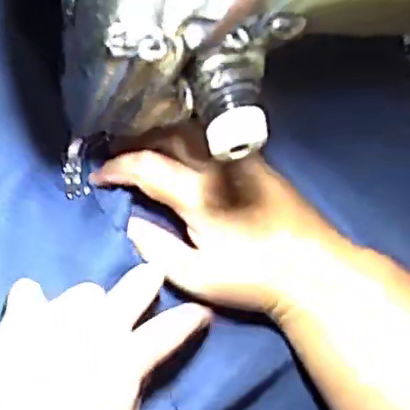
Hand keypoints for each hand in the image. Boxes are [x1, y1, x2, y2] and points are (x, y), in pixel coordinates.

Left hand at [0, 265, 210, 409]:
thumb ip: (130, 400)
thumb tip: (129, 380)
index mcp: (129, 358)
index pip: (171, 331)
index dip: (191, 319)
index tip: (202, 312)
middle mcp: (100, 326)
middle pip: (136, 286)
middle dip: (148, 280)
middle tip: (151, 278)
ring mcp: (59, 314)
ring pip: (86, 290)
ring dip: (89, 301)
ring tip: (81, 315)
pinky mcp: (20, 315)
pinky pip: (29, 291)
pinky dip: (31, 299)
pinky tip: (29, 309)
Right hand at [91, 129, 355, 323]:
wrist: (312, 271)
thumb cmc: (250, 278)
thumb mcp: (194, 275)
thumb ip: (157, 248)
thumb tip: (133, 224)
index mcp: (198, 192)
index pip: (147, 166)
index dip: (117, 167)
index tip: (97, 176)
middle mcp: (218, 165)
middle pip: (169, 135)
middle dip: (136, 139)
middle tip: (113, 153)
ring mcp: (240, 161)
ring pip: (192, 131)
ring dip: (161, 134)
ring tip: (140, 148)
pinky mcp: (257, 165)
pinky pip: (211, 140)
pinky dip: (185, 140)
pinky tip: (178, 154)